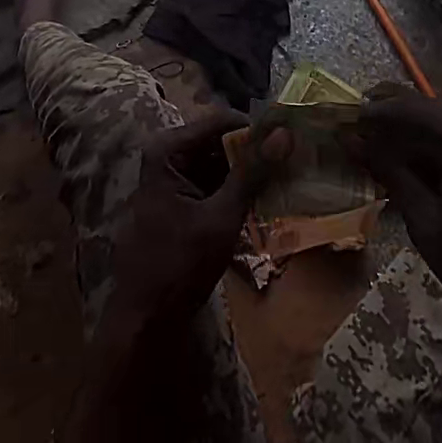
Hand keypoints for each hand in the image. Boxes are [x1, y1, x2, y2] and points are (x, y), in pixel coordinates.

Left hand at [102, 112, 287, 330]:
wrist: (146, 321)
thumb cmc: (179, 265)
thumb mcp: (221, 216)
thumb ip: (252, 173)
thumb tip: (284, 134)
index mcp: (167, 150)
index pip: (221, 121)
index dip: (256, 128)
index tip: (292, 138)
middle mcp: (167, 156)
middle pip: (220, 141)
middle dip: (255, 152)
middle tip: (295, 160)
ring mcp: (173, 180)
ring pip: (220, 164)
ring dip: (250, 173)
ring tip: (289, 177)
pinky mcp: (182, 202)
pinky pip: (215, 184)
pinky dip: (238, 191)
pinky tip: (268, 200)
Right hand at [350, 83, 441, 329]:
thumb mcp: (424, 220)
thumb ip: (389, 172)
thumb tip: (349, 139)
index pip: (418, 110)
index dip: (377, 112)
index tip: (342, 119)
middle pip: (421, 104)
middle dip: (381, 112)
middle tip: (344, 124)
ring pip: (425, 114)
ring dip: (391, 123)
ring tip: (357, 133)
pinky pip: (433, 132)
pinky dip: (406, 138)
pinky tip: (382, 147)